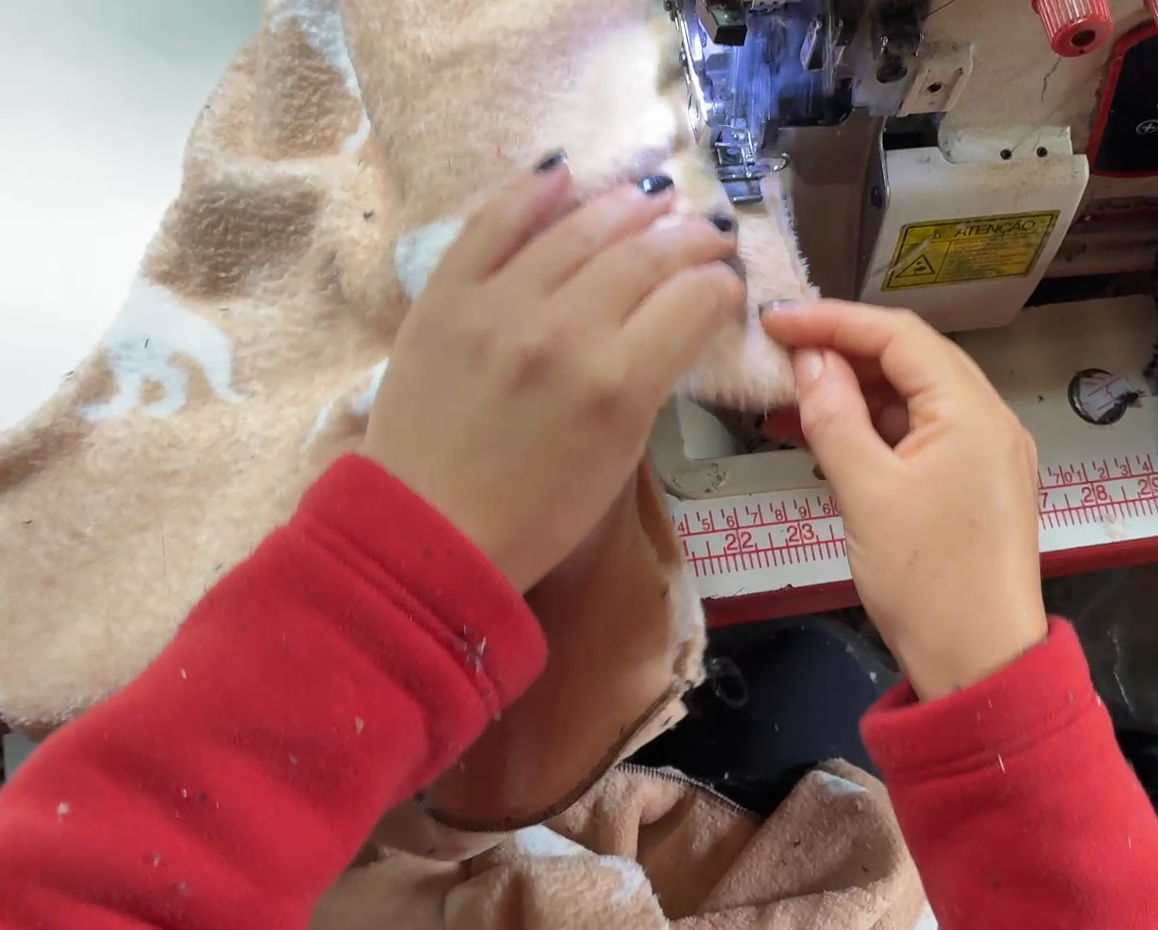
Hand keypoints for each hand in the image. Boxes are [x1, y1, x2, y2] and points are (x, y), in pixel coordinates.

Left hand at [365, 159, 742, 590]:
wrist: (429, 531)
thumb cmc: (539, 515)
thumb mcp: (620, 457)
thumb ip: (652, 381)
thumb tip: (676, 323)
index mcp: (619, 385)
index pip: (691, 302)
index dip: (720, 285)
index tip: (728, 283)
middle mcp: (567, 330)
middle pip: (645, 256)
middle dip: (690, 237)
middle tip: (712, 229)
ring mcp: (500, 305)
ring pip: (578, 228)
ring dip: (628, 206)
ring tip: (657, 195)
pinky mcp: (446, 296)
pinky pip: (492, 224)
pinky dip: (530, 192)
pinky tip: (563, 171)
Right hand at [760, 301, 1046, 698]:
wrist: (976, 663)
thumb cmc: (923, 578)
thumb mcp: (866, 492)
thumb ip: (835, 417)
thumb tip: (810, 360)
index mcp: (971, 411)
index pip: (899, 336)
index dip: (833, 321)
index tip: (775, 321)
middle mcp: (987, 420)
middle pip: (908, 362)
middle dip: (840, 354)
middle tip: (778, 358)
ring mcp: (982, 454)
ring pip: (909, 402)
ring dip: (851, 397)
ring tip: (786, 404)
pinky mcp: (969, 485)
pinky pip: (916, 439)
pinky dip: (872, 433)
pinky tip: (824, 439)